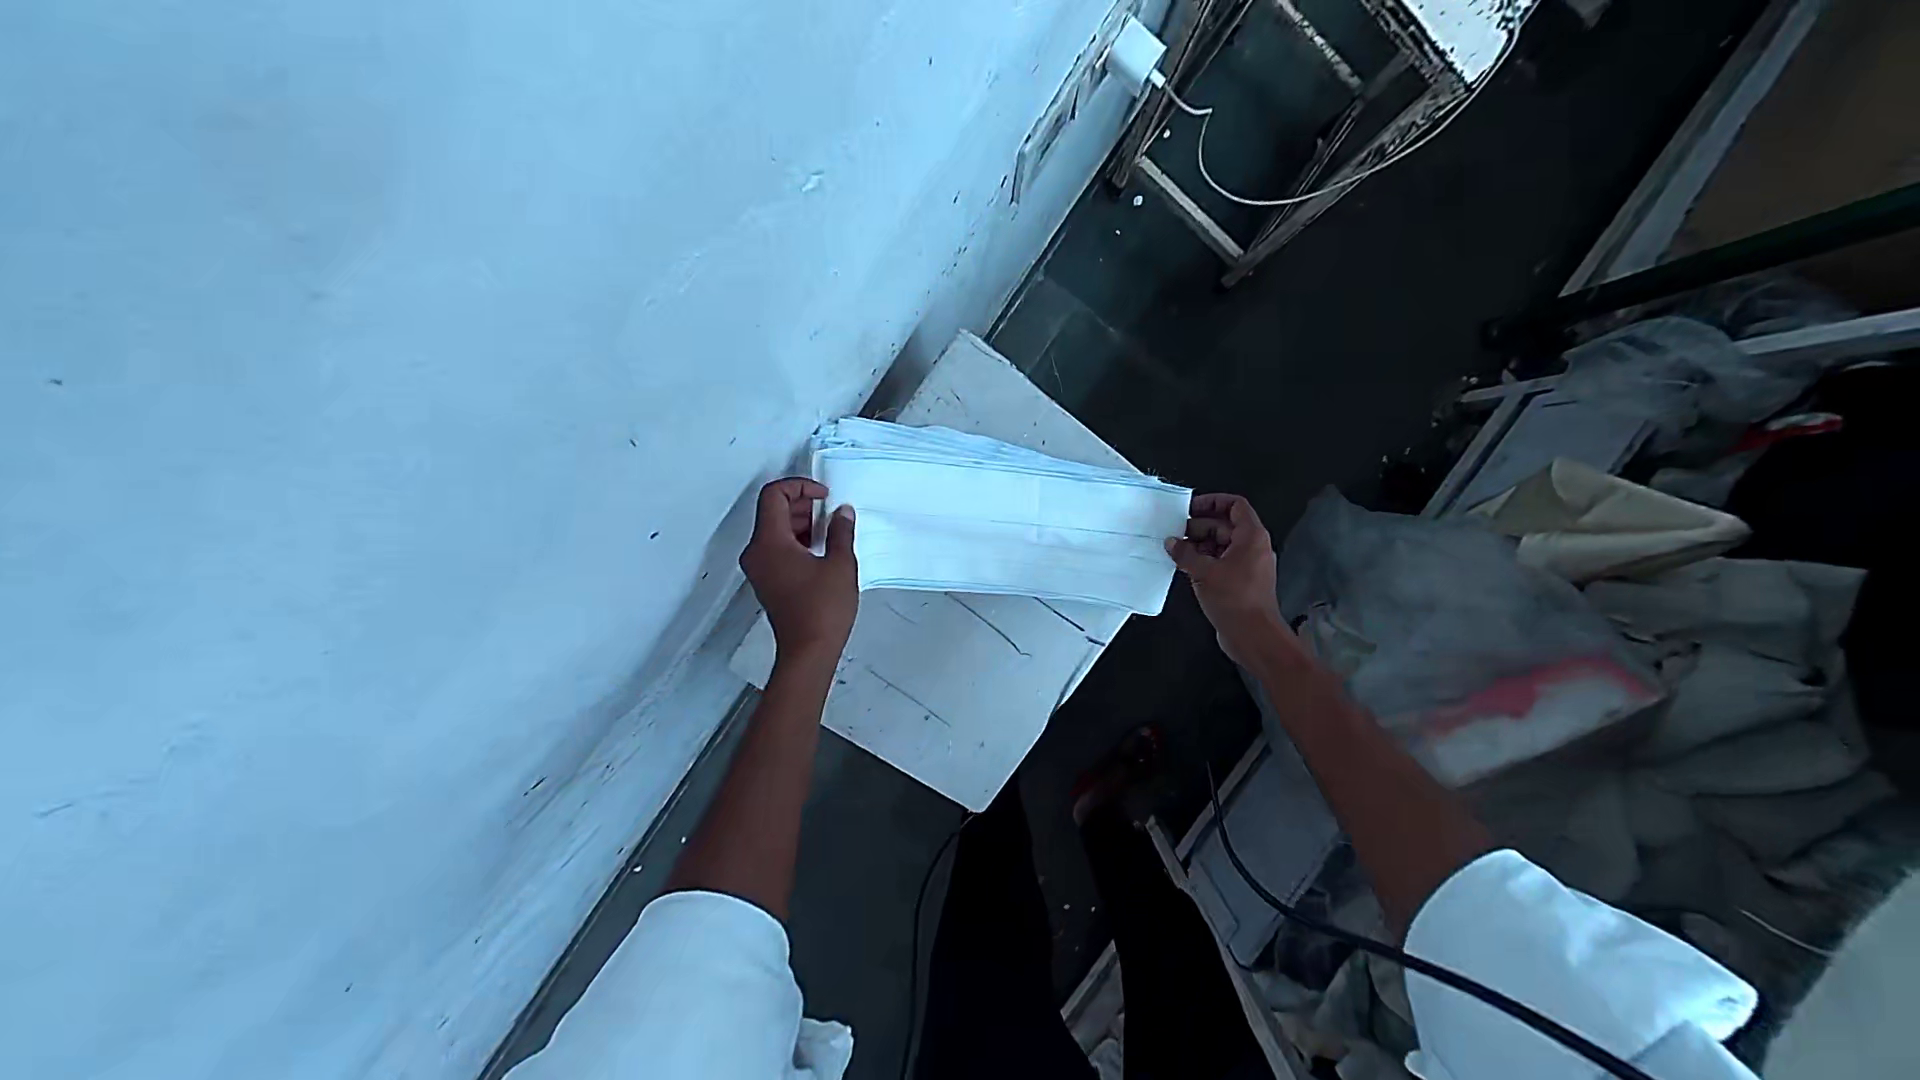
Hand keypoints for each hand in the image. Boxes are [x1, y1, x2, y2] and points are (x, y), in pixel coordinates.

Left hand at [740, 477, 858, 669]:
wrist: (808, 651)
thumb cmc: (822, 610)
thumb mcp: (840, 564)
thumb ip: (841, 531)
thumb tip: (842, 512)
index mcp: (769, 542)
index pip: (774, 495)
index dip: (799, 486)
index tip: (823, 494)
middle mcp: (756, 552)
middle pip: (771, 510)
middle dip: (800, 502)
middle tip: (828, 508)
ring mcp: (759, 568)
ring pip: (773, 529)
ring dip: (799, 521)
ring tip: (829, 529)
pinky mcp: (766, 580)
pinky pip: (775, 548)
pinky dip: (795, 539)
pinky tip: (820, 548)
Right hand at [1165, 493, 1296, 667]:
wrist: (1253, 635)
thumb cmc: (1235, 599)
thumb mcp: (1204, 571)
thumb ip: (1185, 553)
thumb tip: (1172, 543)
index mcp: (1251, 537)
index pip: (1234, 505)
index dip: (1212, 502)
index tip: (1189, 508)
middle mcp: (1252, 547)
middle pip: (1224, 525)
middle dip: (1198, 527)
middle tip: (1174, 533)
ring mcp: (1246, 565)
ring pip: (1219, 545)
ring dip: (1197, 545)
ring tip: (1175, 550)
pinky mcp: (1239, 581)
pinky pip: (1219, 562)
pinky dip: (1202, 561)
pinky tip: (1183, 566)